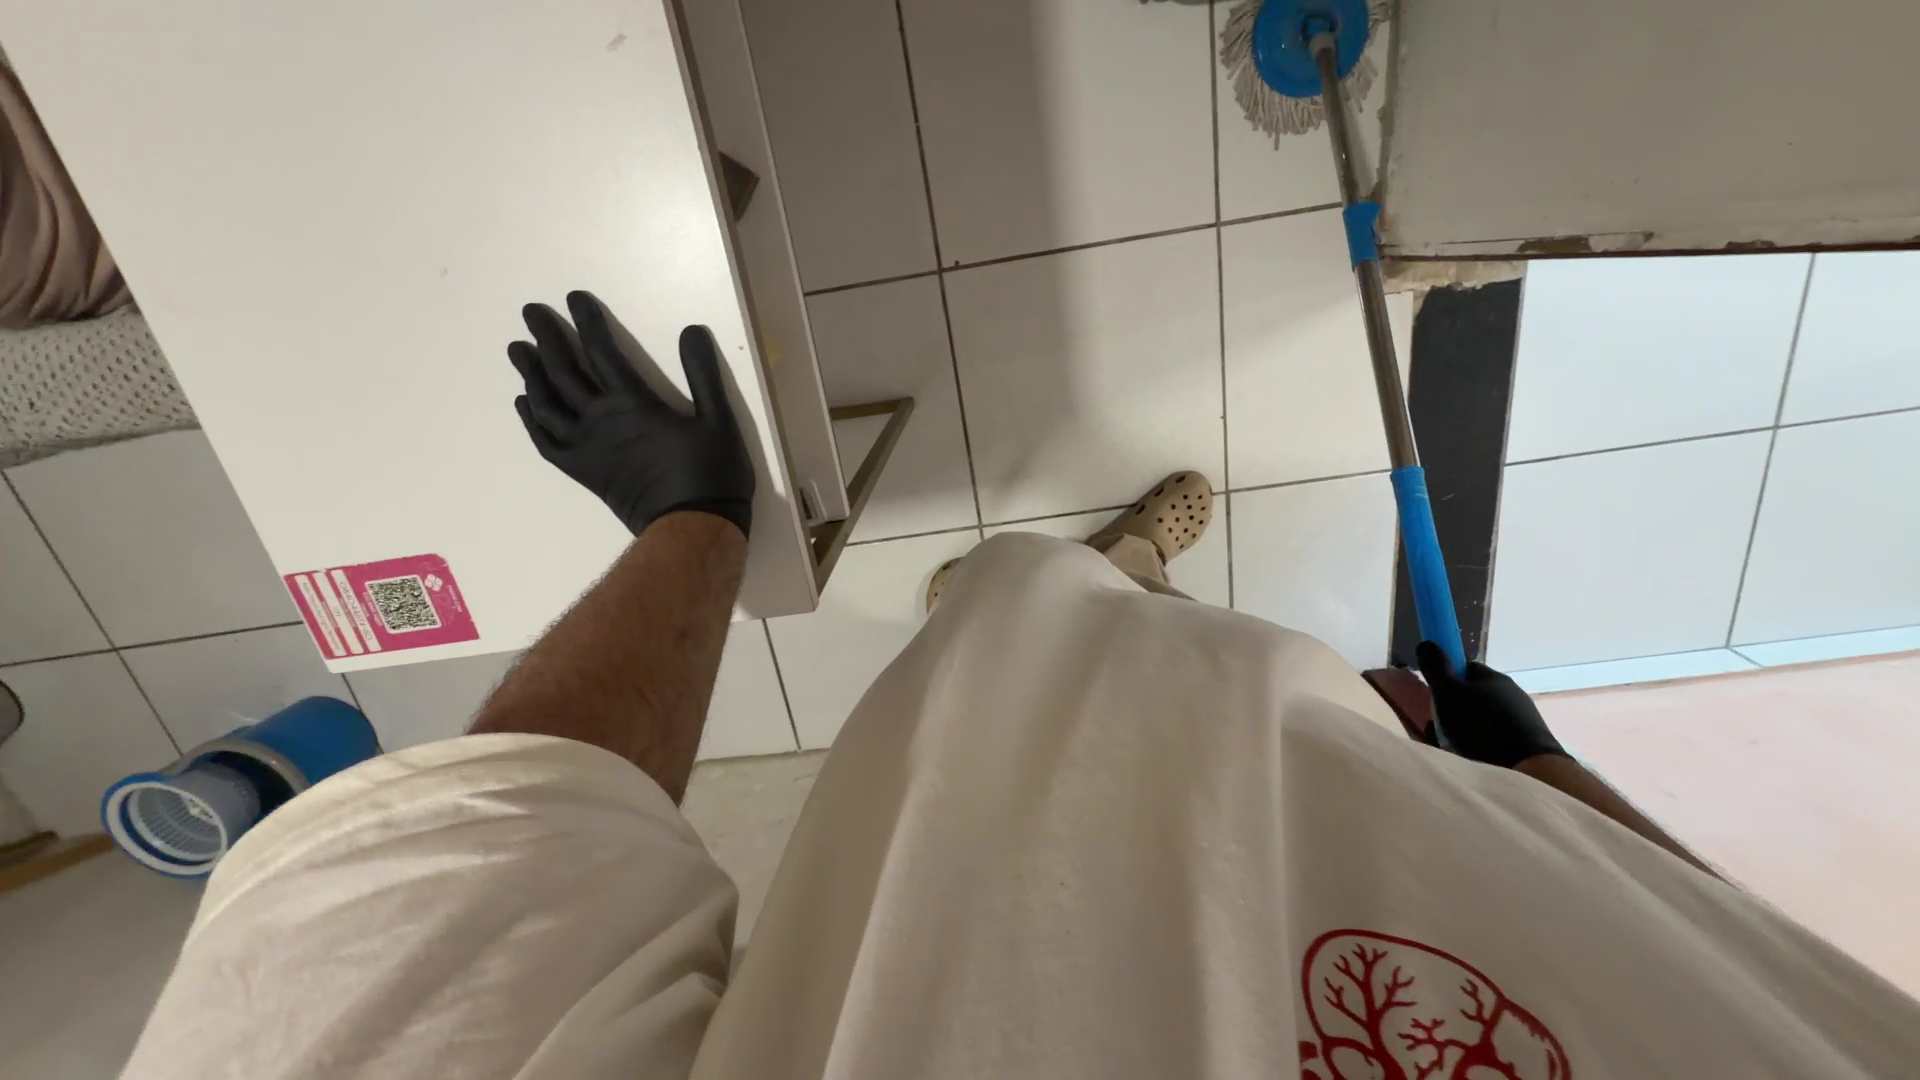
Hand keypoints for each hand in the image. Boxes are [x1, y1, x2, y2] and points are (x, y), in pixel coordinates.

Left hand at [508, 292, 754, 537]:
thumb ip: (704, 374)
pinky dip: (530, 419)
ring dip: (530, 373)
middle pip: (564, 370)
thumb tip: (692, 331)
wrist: (692, 526)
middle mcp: (600, 419)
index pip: (602, 351)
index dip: (588, 322)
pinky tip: (524, 403)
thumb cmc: (711, 473)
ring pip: (546, 403)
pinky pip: (545, 441)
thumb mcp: (720, 420)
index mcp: (633, 403)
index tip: (573, 298)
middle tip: (531, 313)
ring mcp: (586, 446)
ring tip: (519, 350)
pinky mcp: (583, 470)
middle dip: (547, 338)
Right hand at [1414, 641, 1565, 767]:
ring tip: (1453, 746)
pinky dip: (1480, 744)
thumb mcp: (1448, 693)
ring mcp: (1522, 718)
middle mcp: (1510, 693)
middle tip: (1439, 724)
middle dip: (1451, 709)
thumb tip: (1427, 644)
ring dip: (1463, 729)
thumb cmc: (1481, 726)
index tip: (1435, 693)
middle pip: (1470, 695)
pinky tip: (1472, 757)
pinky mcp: (1527, 742)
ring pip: (1480, 718)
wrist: (1527, 768)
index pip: (1464, 667)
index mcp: (1492, 678)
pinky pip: (1494, 737)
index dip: (1446, 677)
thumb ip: (1436, 668)